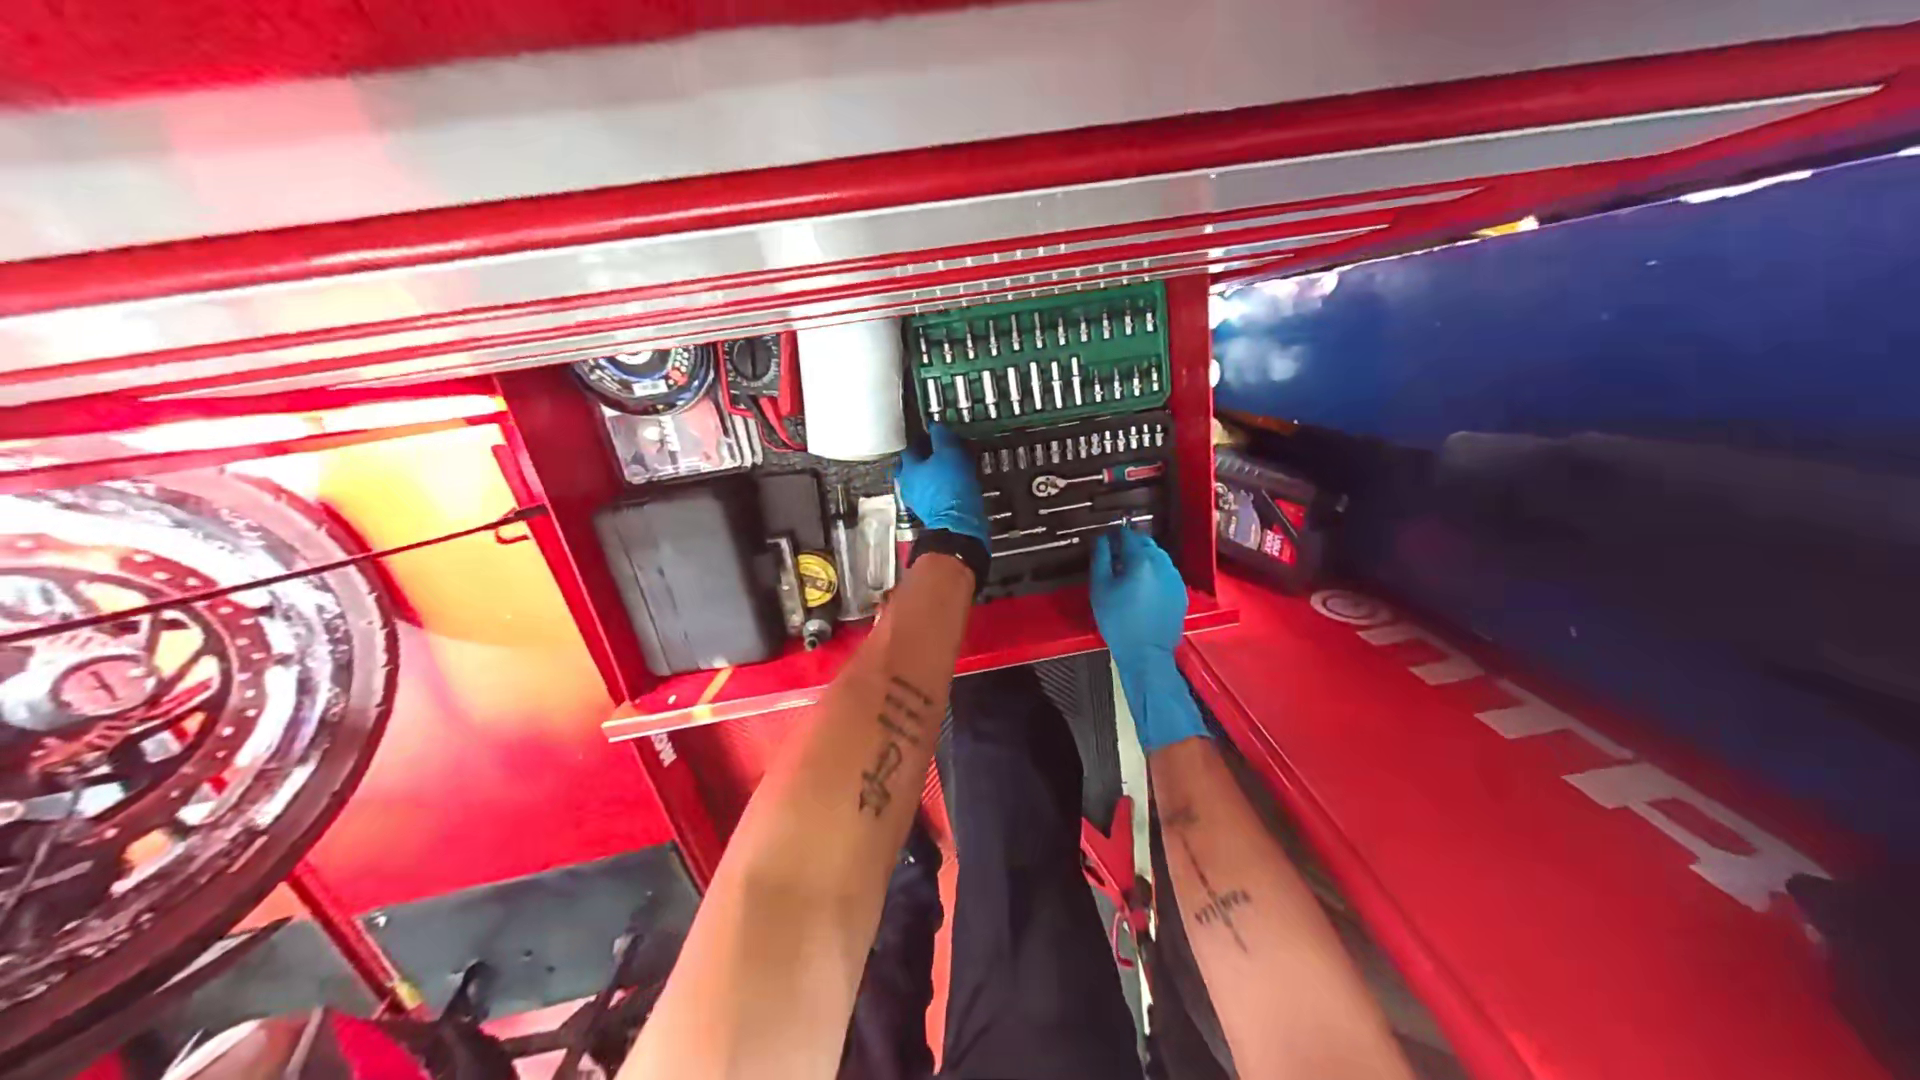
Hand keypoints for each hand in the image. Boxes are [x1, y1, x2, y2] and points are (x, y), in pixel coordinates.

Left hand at [895, 424, 988, 545]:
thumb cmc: (951, 487)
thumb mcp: (950, 454)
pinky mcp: (932, 513)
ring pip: (924, 480)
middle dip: (927, 457)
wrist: (960, 527)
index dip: (924, 438)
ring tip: (951, 466)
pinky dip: (942, 486)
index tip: (937, 434)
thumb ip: (942, 437)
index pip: (911, 447)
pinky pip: (934, 493)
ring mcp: (918, 502)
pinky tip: (955, 483)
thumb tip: (935, 425)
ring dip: (935, 472)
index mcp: (908, 469)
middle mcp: (908, 485)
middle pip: (915, 465)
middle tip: (942, 450)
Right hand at [1090, 530, 1208, 753]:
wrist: (1147, 654)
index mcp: (1142, 560)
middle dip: (1130, 546)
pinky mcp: (1181, 592)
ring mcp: (1176, 578)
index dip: (1114, 535)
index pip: (1127, 535)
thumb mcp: (1100, 589)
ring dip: (1143, 559)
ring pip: (1158, 557)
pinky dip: (1154, 573)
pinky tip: (1143, 588)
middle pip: (1145, 543)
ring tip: (1128, 574)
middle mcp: (1163, 563)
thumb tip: (1102, 538)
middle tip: (1115, 559)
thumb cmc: (1117, 621)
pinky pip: (1166, 573)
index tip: (1104, 542)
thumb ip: (1101, 558)